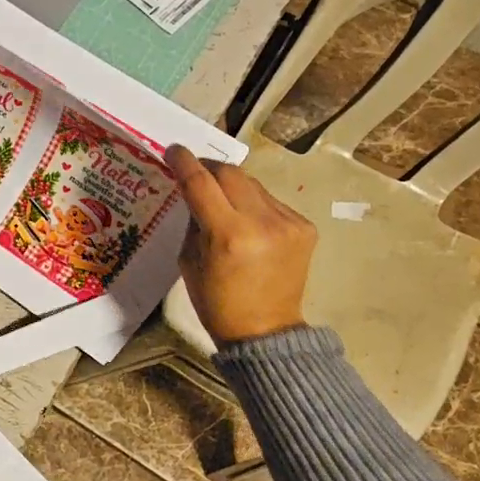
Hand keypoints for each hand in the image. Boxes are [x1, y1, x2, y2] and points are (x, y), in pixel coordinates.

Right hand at [165, 145, 316, 344]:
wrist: (265, 330)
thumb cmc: (216, 302)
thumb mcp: (189, 261)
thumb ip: (194, 223)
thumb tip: (195, 195)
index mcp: (228, 235)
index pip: (201, 184)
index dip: (185, 163)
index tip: (174, 150)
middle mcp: (262, 222)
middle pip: (232, 174)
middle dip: (210, 168)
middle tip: (195, 170)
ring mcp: (288, 223)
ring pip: (253, 185)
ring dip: (232, 186)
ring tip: (219, 198)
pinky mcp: (305, 227)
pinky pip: (271, 203)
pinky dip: (253, 205)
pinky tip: (246, 222)